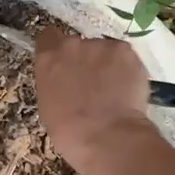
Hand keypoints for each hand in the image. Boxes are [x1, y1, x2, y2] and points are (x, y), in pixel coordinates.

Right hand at [34, 23, 160, 173]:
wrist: (106, 136)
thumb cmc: (69, 130)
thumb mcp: (48, 104)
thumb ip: (54, 81)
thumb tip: (64, 79)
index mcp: (48, 58)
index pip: (48, 37)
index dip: (55, 48)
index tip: (62, 62)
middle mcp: (73, 45)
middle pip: (78, 45)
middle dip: (83, 60)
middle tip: (91, 84)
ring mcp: (101, 45)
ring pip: (103, 50)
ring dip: (105, 64)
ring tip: (112, 90)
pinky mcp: (126, 51)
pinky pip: (123, 56)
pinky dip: (124, 68)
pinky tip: (125, 89)